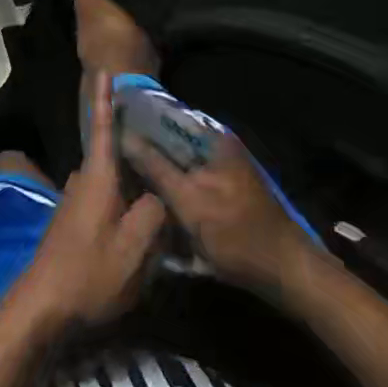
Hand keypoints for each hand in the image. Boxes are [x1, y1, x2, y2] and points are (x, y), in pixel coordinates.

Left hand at [11, 75, 167, 331]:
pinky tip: (141, 217)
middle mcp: (84, 182)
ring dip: (132, 179)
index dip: (106, 99)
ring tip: (162, 182)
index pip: (104, 128)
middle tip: (165, 141)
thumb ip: (155, 213)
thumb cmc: (90, 272)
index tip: (104, 70)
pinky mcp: (73, 224)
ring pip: (111, 181)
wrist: (41, 309)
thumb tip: (160, 195)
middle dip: (134, 145)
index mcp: (98, 178)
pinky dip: (123, 200)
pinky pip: (105, 199)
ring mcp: (75, 204)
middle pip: (112, 154)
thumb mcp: (135, 246)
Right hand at [123, 127, 318, 298]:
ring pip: (177, 160)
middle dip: (143, 146)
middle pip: (170, 138)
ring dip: (154, 167)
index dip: (137, 122)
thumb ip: (156, 167)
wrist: (280, 269)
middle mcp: (217, 145)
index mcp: (213, 138)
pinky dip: (169, 183)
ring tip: (121, 172)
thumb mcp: (189, 199)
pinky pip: (187, 178)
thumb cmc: (234, 233)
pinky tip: (146, 194)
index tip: (107, 129)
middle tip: (108, 155)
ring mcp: (219, 168)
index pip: (166, 117)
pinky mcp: (219, 190)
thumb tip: (124, 139)